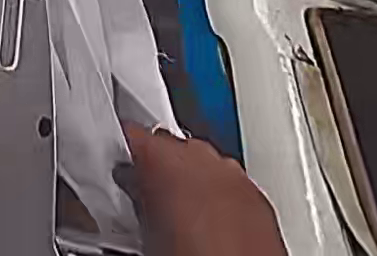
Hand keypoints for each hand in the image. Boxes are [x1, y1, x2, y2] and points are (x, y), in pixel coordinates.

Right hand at [122, 124, 288, 255]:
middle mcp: (198, 153)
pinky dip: (217, 192)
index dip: (124, 147)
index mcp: (164, 155)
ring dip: (190, 176)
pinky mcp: (254, 193)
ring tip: (181, 211)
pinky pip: (227, 180)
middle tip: (148, 193)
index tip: (122, 165)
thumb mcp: (146, 229)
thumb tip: (134, 197)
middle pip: (168, 144)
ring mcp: (229, 170)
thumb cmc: (192, 254)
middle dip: (159, 164)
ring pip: (200, 160)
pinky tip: (211, 221)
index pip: (134, 134)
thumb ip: (137, 196)